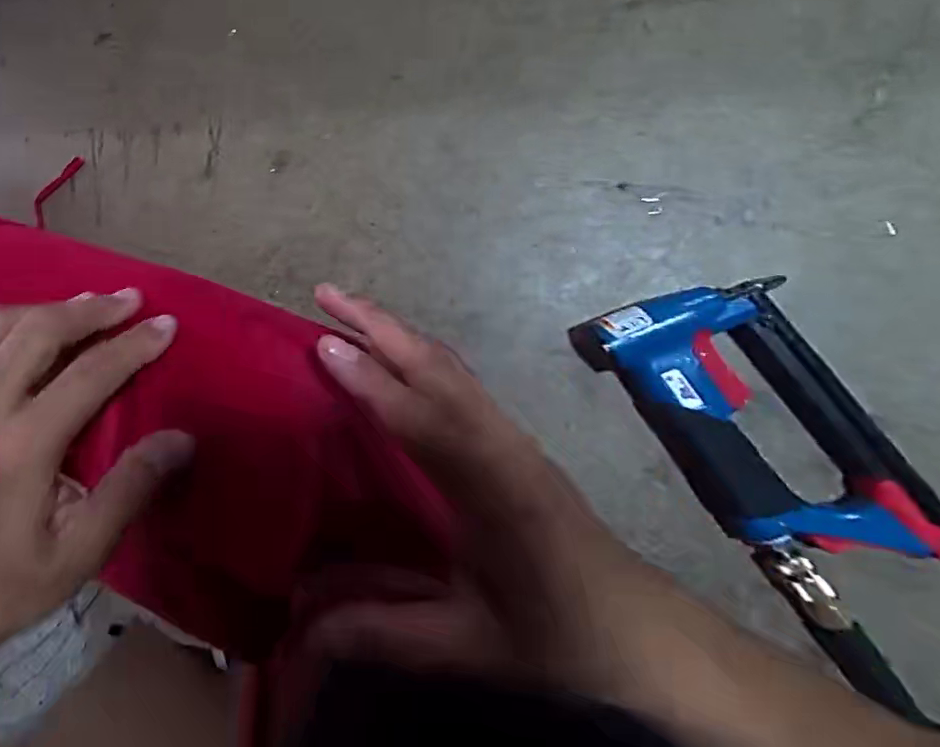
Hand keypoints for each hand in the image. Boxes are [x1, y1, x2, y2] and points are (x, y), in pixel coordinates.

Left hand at [0, 289, 194, 672]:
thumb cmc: (9, 587)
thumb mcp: (82, 552)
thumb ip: (132, 487)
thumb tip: (183, 438)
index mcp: (17, 451)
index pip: (87, 374)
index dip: (132, 344)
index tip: (166, 323)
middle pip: (38, 331)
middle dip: (91, 310)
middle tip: (131, 300)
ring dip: (47, 309)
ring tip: (86, 310)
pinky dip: (2, 323)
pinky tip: (27, 330)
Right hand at [309, 285, 652, 699]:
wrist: (639, 628)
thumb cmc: (557, 635)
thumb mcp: (468, 645)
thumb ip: (382, 631)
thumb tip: (300, 629)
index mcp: (495, 491)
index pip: (425, 421)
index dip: (373, 381)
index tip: (323, 345)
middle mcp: (503, 444)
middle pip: (438, 367)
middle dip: (379, 324)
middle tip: (325, 294)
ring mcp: (511, 433)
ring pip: (449, 364)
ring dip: (398, 330)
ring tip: (347, 309)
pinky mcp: (511, 434)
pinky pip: (457, 377)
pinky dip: (417, 351)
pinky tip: (392, 352)